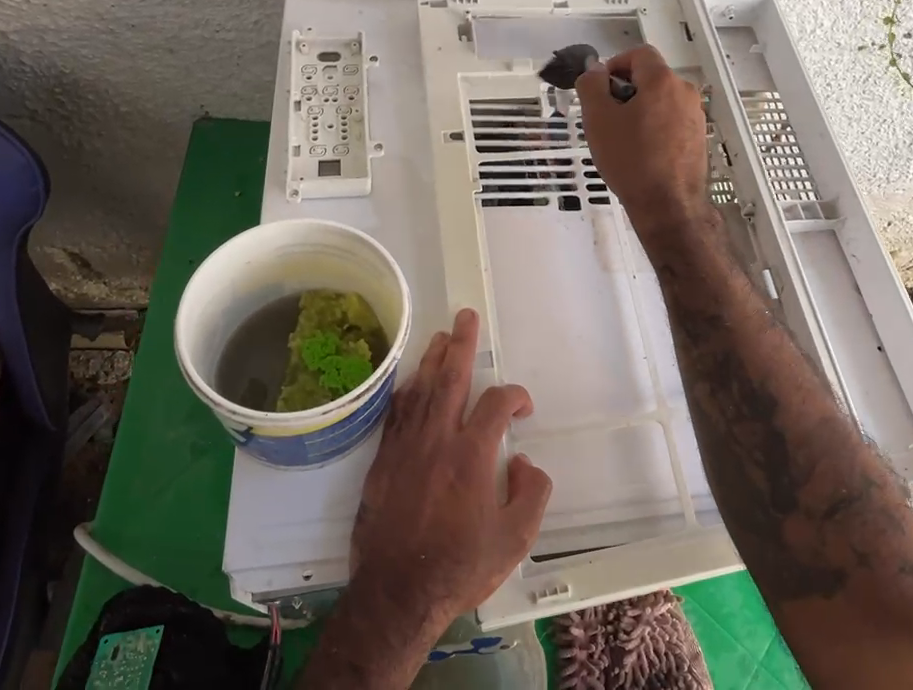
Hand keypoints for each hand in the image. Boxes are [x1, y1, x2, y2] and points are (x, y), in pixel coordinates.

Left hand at [349, 309, 551, 627]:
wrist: (397, 594)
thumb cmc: (460, 567)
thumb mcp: (515, 539)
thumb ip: (530, 493)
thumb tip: (522, 462)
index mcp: (472, 455)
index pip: (496, 404)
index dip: (515, 395)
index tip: (523, 406)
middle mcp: (437, 441)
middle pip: (451, 380)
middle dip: (461, 345)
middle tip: (464, 316)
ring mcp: (405, 450)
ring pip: (420, 392)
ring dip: (431, 361)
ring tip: (439, 337)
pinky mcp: (382, 464)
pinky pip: (394, 417)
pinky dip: (404, 395)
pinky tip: (408, 384)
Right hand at [576, 45, 714, 238]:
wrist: (668, 205)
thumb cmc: (631, 160)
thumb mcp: (599, 119)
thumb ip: (592, 86)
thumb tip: (595, 70)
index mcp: (662, 81)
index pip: (639, 54)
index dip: (616, 64)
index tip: (601, 88)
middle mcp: (685, 93)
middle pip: (651, 77)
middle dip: (626, 91)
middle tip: (607, 117)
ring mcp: (696, 116)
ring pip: (661, 101)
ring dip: (640, 110)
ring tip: (623, 139)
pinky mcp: (698, 138)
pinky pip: (672, 121)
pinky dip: (655, 127)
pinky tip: (642, 153)